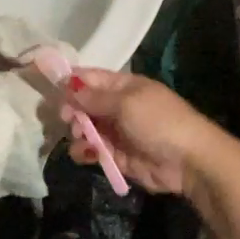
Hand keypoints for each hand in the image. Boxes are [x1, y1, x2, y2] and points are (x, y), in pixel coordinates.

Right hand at [60, 69, 221, 196]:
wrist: (188, 161)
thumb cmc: (159, 121)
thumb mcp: (126, 103)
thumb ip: (94, 98)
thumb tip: (68, 88)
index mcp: (123, 86)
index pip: (89, 78)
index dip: (70, 82)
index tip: (51, 90)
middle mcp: (116, 106)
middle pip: (82, 104)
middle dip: (71, 110)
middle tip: (68, 118)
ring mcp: (115, 131)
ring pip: (84, 128)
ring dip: (77, 132)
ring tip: (82, 137)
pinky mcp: (115, 155)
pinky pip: (91, 150)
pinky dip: (84, 152)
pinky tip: (87, 154)